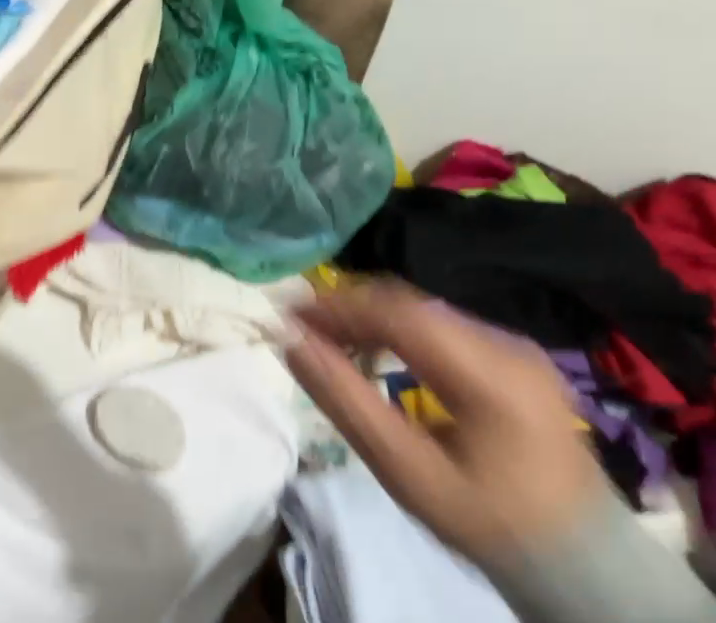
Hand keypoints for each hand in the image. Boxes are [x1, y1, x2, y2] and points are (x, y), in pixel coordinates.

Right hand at [285, 280, 606, 562]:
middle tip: (299, 329)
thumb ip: (346, 401)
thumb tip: (291, 342)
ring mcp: (517, 352)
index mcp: (490, 375)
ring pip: (420, 312)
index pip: (396, 313)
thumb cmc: (484, 517)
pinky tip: (372, 351)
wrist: (578, 558)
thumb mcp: (405, 469)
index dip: (333, 308)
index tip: (285, 318)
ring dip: (367, 320)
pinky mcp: (515, 362)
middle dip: (345, 311)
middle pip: (408, 305)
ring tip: (327, 340)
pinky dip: (394, 331)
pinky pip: (439, 327)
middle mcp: (508, 348)